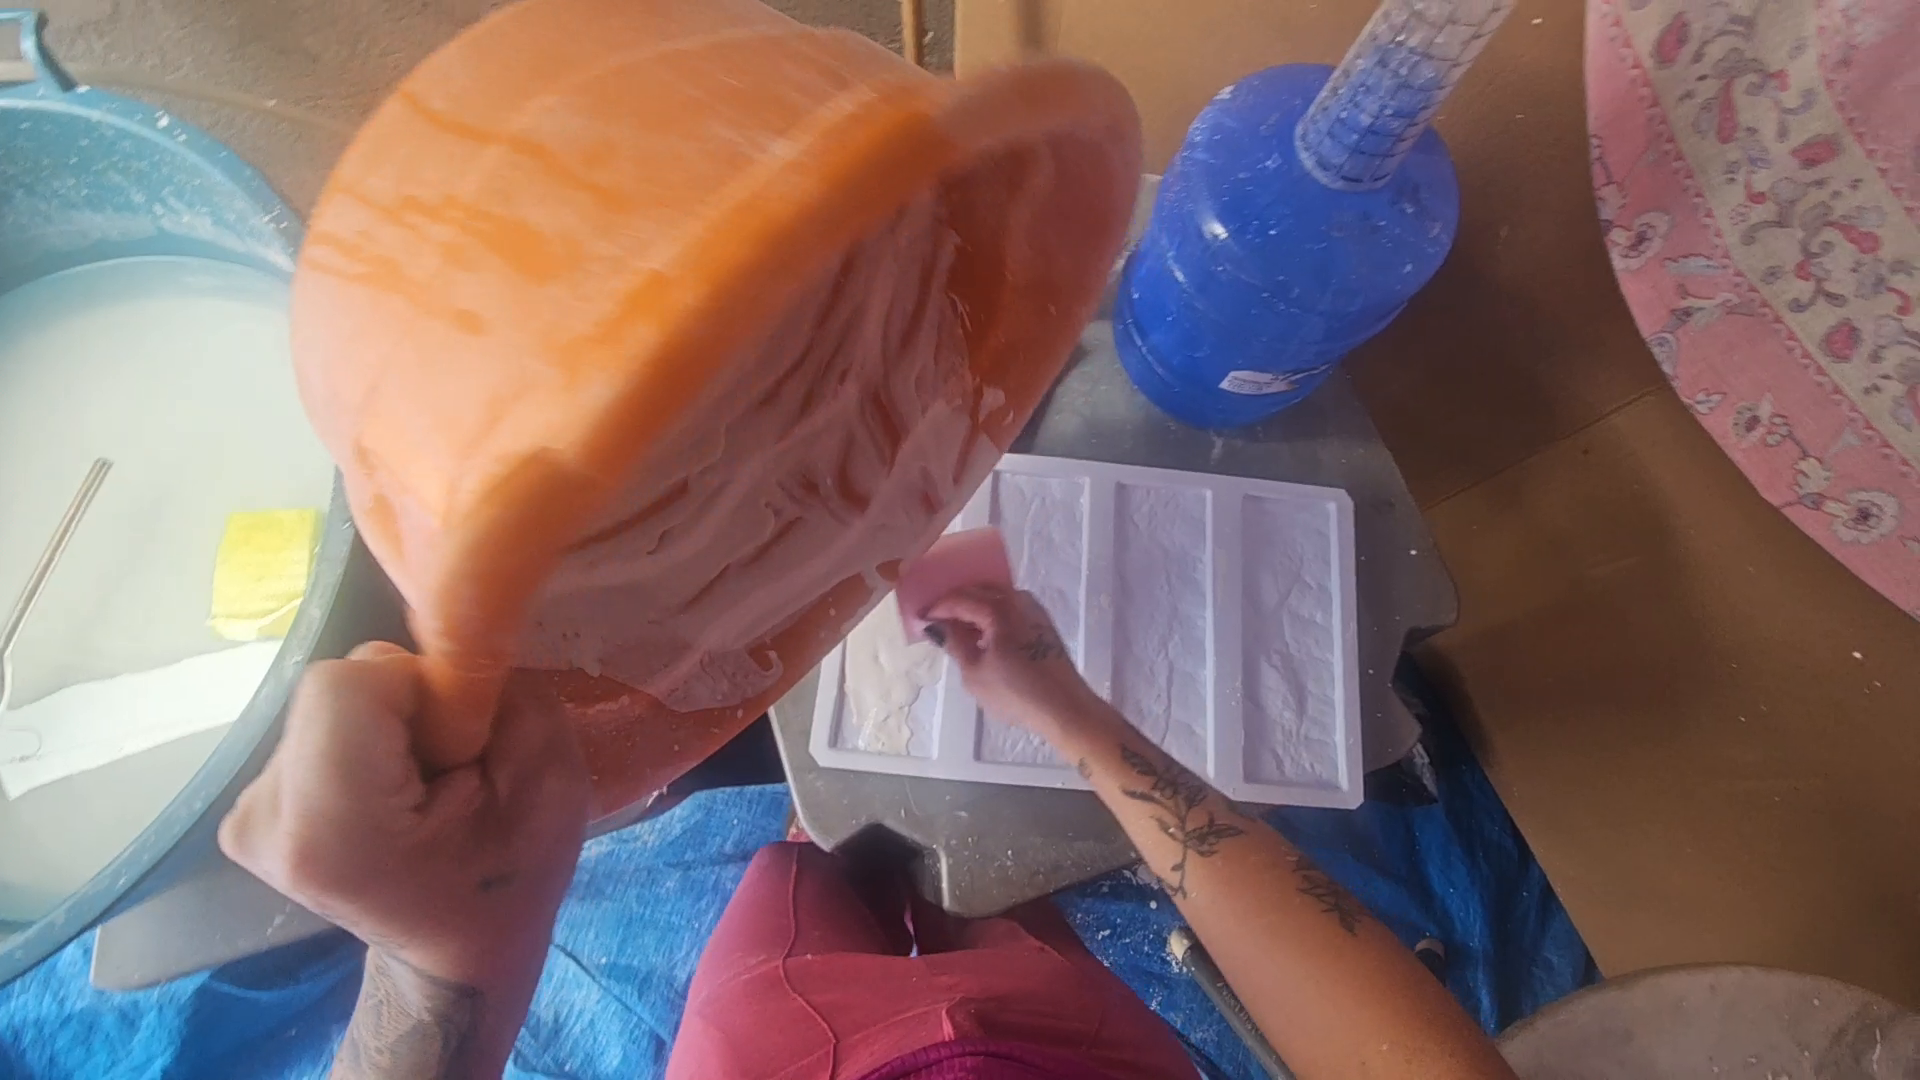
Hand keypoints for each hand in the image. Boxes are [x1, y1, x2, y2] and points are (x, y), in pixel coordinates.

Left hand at [218, 642, 590, 986]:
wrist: (454, 945)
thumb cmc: (515, 874)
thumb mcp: (554, 782)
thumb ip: (512, 702)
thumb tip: (465, 655)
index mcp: (336, 825)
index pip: (352, 681)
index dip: (427, 683)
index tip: (470, 735)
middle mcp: (265, 815)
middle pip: (341, 683)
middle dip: (414, 698)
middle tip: (460, 755)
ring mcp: (248, 812)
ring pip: (334, 696)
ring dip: (397, 714)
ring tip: (431, 772)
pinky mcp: (254, 802)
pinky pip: (324, 719)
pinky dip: (374, 731)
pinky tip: (401, 780)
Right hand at [923, 584, 1105, 740]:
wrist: (1064, 707)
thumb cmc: (1016, 692)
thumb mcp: (974, 672)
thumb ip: (954, 642)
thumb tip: (936, 625)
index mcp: (999, 609)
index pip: (959, 599)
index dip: (937, 608)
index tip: (920, 619)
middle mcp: (1017, 600)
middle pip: (978, 590)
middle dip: (954, 602)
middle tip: (935, 620)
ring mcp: (1033, 608)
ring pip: (995, 596)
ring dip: (974, 606)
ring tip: (956, 628)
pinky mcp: (1041, 621)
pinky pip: (1009, 606)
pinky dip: (991, 612)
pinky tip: (982, 632)